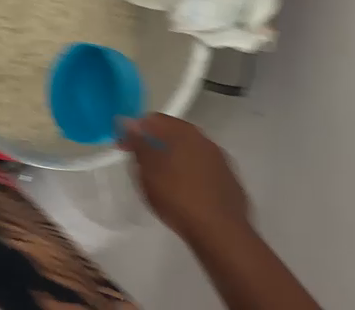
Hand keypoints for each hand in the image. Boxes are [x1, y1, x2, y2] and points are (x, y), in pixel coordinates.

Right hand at [120, 114, 251, 243]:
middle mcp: (205, 140)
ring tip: (163, 183)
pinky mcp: (231, 183)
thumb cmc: (178, 198)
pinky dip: (192, 176)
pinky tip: (186, 195)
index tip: (124, 148)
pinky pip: (205, 172)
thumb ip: (137, 143)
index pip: (153, 120)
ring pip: (191, 154)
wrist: (221, 234)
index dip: (135, 131)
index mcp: (184, 132)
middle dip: (156, 146)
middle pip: (174, 135)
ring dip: (175, 161)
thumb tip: (128, 123)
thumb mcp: (148, 171)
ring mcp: (221, 161)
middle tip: (142, 166)